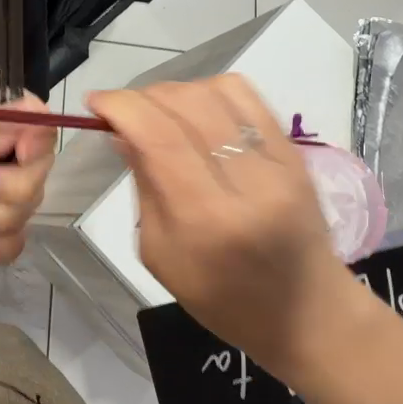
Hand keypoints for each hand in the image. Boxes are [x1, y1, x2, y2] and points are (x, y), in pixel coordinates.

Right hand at [88, 76, 366, 374]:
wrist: (307, 313)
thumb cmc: (223, 298)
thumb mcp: (160, 254)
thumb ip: (144, 187)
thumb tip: (121, 132)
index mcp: (207, 219)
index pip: (159, 137)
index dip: (121, 106)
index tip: (95, 102)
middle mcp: (247, 182)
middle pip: (185, 105)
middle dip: (141, 97)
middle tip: (121, 112)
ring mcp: (278, 162)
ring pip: (214, 92)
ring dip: (173, 92)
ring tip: (158, 113)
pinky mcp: (295, 150)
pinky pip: (247, 95)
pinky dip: (209, 90)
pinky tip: (194, 109)